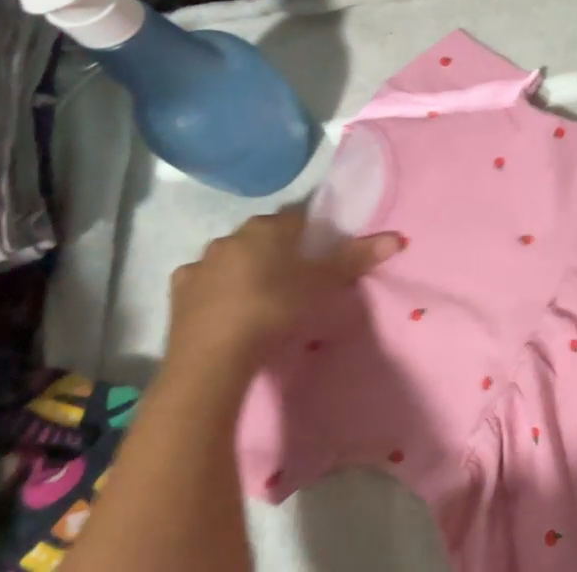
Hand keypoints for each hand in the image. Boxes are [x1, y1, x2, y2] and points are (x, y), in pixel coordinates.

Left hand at [167, 208, 399, 370]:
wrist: (213, 357)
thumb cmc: (275, 309)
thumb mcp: (323, 285)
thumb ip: (357, 258)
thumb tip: (398, 237)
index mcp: (267, 229)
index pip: (297, 219)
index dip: (310, 235)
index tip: (319, 257)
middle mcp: (231, 237)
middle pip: (262, 235)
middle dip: (276, 249)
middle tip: (294, 278)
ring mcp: (200, 264)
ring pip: (231, 256)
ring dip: (244, 267)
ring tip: (261, 295)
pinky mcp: (178, 291)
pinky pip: (203, 280)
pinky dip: (215, 287)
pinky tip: (226, 306)